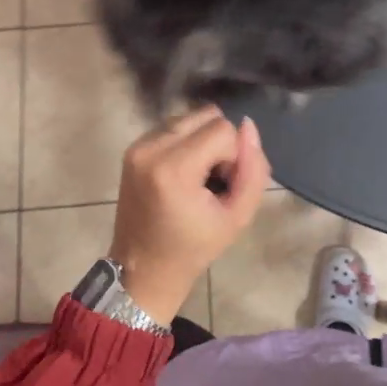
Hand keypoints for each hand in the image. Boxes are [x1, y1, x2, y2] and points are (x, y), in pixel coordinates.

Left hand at [108, 106, 271, 325]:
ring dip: (202, 141)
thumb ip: (253, 170)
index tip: (223, 187)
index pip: (223, 129)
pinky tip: (182, 175)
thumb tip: (248, 126)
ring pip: (190, 118)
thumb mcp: (238, 217)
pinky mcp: (132, 148)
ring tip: (197, 179)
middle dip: (218, 143)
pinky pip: (172, 127)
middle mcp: (151, 148)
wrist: (142, 270)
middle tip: (212, 181)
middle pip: (206, 115)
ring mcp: (138, 146)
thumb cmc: (193, 249)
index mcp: (173, 169)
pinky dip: (185, 143)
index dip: (233, 157)